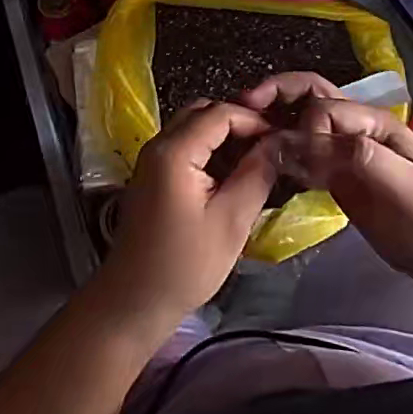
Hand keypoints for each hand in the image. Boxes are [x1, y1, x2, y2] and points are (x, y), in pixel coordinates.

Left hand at [95, 101, 277, 325]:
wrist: (132, 301)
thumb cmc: (184, 265)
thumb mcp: (231, 221)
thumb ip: (256, 175)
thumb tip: (277, 144)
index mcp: (175, 152)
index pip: (220, 113)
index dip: (253, 121)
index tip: (280, 139)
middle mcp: (158, 145)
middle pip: (203, 112)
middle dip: (238, 122)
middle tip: (268, 146)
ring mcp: (151, 159)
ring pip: (193, 127)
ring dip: (223, 135)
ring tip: (255, 160)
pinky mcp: (152, 175)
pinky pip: (184, 145)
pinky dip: (209, 149)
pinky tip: (230, 174)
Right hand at [243, 73, 412, 283]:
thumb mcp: (406, 185)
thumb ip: (364, 157)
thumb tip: (316, 140)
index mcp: (375, 122)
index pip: (327, 108)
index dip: (306, 128)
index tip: (296, 158)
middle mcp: (356, 128)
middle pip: (312, 95)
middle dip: (278, 94)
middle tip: (245, 105)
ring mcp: (344, 150)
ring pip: (304, 120)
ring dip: (275, 118)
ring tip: (246, 130)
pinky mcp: (335, 174)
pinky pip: (303, 152)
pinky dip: (282, 149)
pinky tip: (265, 161)